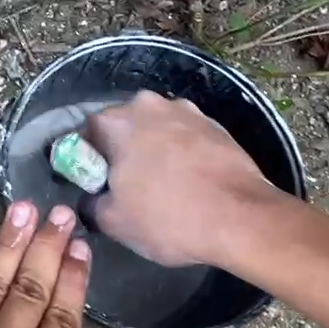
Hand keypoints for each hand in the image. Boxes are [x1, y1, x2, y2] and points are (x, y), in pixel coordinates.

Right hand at [84, 89, 285, 267]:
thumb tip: (91, 198)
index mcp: (115, 122)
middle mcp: (146, 105)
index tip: (100, 183)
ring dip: (155, 148)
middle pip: (123, 126)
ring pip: (156, 128)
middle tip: (131, 185)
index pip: (87, 133)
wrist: (242, 218)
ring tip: (166, 183)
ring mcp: (184, 110)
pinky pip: (185, 135)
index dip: (89, 159)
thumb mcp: (113, 222)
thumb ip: (90, 204)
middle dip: (123, 150)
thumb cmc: (168, 217)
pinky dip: (183, 152)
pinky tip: (192, 180)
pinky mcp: (214, 123)